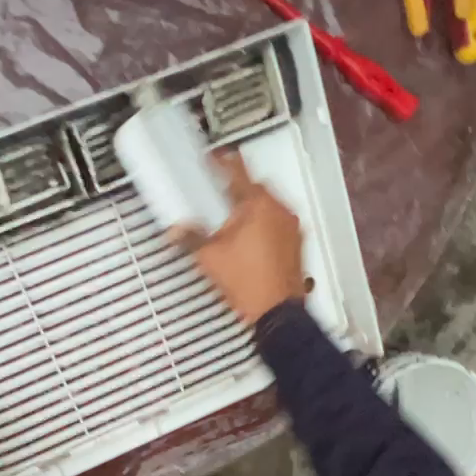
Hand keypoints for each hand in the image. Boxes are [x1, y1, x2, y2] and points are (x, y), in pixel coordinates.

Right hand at [189, 154, 308, 325]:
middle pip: (255, 188)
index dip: (220, 162)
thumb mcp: (210, 258)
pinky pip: (278, 226)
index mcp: (259, 204)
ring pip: (268, 207)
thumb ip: (191, 237)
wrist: (277, 314)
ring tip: (232, 229)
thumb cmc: (252, 286)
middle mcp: (281, 211)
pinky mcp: (297, 245)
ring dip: (251, 212)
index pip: (236, 168)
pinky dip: (263, 229)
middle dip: (236, 194)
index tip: (212, 160)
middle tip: (218, 203)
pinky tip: (249, 246)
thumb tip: (178, 230)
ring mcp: (292, 228)